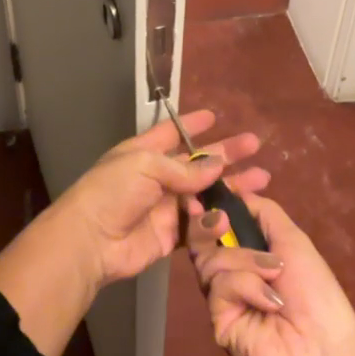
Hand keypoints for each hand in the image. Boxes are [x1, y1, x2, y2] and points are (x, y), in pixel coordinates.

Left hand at [0, 109, 263, 355]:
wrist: (92, 240)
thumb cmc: (113, 192)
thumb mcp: (144, 165)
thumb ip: (183, 167)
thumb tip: (217, 164)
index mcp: (144, 152)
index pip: (172, 133)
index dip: (193, 124)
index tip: (215, 116)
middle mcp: (158, 177)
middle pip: (197, 163)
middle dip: (226, 155)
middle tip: (255, 146)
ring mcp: (166, 207)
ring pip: (205, 194)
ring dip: (231, 187)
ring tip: (261, 180)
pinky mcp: (171, 235)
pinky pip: (200, 226)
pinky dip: (216, 221)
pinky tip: (234, 214)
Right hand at [186, 195, 354, 355]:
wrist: (324, 346)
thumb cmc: (315, 291)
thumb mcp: (292, 240)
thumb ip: (262, 211)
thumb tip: (235, 191)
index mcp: (247, 253)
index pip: (215, 225)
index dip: (208, 209)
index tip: (205, 195)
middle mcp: (230, 273)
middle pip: (201, 239)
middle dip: (209, 225)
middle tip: (222, 223)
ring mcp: (222, 297)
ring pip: (210, 259)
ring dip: (246, 261)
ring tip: (274, 275)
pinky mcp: (218, 318)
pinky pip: (219, 285)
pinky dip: (247, 285)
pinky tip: (270, 301)